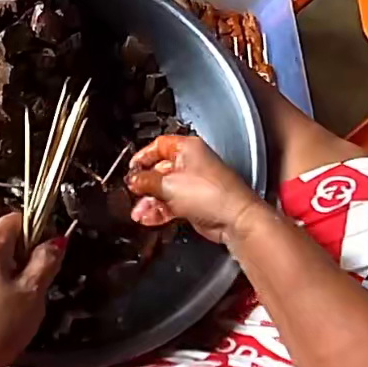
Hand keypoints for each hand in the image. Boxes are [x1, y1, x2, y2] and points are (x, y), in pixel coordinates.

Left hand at [0, 213, 64, 366]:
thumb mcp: (31, 293)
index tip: (52, 256)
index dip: (40, 231)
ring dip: (16, 269)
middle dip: (27, 254)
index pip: (19, 218)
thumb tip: (57, 239)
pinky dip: (1, 280)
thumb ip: (47, 261)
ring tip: (24, 299)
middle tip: (39, 283)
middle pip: (8, 236)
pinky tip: (7, 306)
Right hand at [124, 134, 264, 243]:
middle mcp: (191, 163)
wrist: (235, 220)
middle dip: (145, 184)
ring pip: (164, 189)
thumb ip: (146, 181)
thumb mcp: (169, 185)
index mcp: (187, 148)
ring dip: (150, 201)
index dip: (142, 157)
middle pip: (159, 169)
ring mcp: (194, 183)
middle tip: (134, 193)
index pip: (158, 145)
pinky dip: (160, 210)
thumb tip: (133, 180)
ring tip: (139, 212)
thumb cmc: (213, 195)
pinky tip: (149, 218)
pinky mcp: (195, 202)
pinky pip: (171, 203)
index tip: (132, 170)